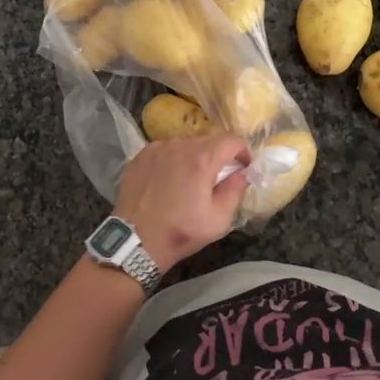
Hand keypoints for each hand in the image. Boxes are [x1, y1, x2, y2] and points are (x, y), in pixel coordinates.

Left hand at [113, 134, 250, 267]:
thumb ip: (235, 191)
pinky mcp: (140, 155)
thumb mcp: (218, 219)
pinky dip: (173, 159)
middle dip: (218, 155)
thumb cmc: (181, 231)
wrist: (136, 239)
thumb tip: (242, 173)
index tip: (243, 167)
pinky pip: (165, 150)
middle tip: (217, 178)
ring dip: (194, 156)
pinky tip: (168, 179)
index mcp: (201, 159)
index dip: (242, 151)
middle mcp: (179, 146)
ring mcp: (157, 148)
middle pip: (208, 140)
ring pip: (185, 143)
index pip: (230, 140)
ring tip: (190, 180)